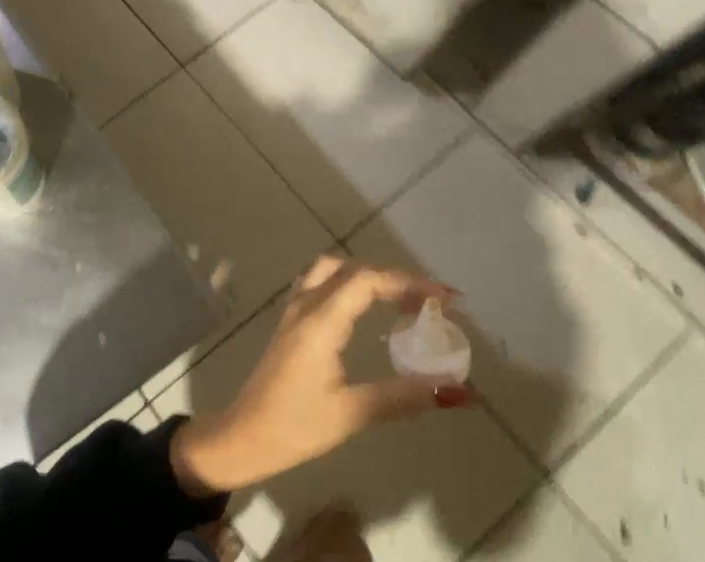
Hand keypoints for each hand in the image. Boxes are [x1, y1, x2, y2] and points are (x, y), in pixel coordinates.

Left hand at [169, 256, 467, 495]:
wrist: (244, 435)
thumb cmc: (295, 426)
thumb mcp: (353, 413)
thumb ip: (404, 396)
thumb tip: (460, 391)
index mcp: (319, 322)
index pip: (366, 281)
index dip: (408, 283)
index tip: (447, 300)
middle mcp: (304, 307)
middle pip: (350, 269)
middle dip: (393, 278)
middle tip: (431, 302)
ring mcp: (292, 312)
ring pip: (329, 271)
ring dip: (367, 277)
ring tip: (402, 302)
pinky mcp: (288, 323)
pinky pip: (318, 285)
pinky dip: (348, 285)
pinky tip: (366, 310)